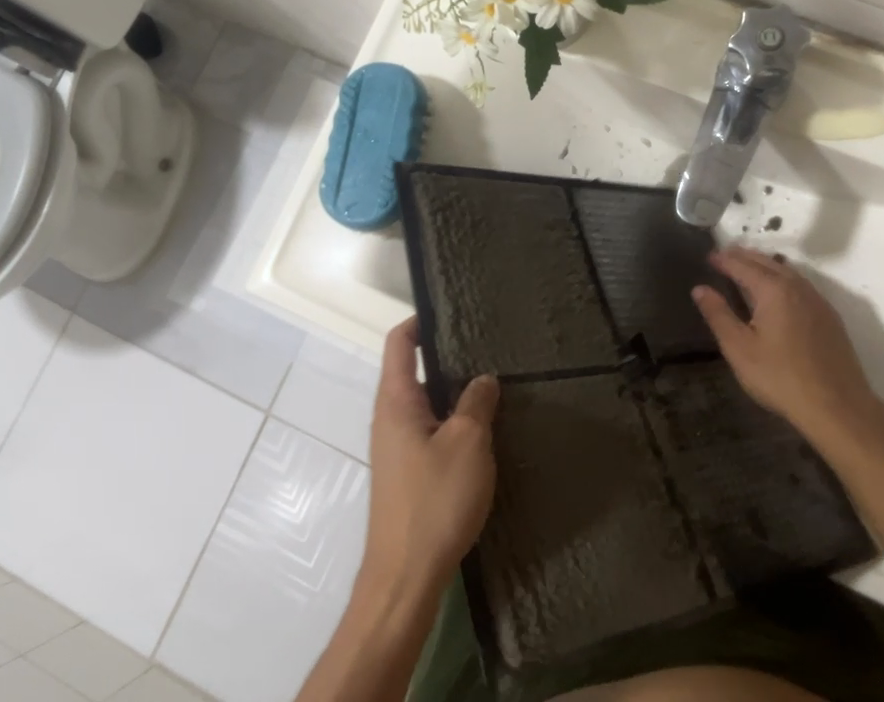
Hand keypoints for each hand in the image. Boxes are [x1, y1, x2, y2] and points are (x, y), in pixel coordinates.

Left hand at [361, 318, 499, 601]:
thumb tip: (482, 379)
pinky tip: (484, 437)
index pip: (398, 343)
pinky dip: (453, 426)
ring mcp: (396, 449)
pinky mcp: (407, 475)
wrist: (405, 574)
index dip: (419, 321)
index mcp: (396, 401)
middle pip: (414, 373)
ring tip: (494, 390)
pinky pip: (430, 434)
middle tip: (489, 352)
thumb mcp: (468, 443)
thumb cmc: (435, 500)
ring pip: (426, 407)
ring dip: (455, 397)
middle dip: (449, 360)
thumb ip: (476, 403)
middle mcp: (389, 419)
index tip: (450, 310)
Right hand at [692, 247, 881, 442]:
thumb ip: (718, 315)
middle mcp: (798, 287)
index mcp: (774, 290)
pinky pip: (801, 286)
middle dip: (744, 257)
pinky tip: (778, 293)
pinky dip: (782, 279)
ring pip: (787, 272)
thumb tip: (700, 289)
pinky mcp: (829, 317)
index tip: (708, 257)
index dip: (724, 260)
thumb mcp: (739, 348)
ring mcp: (818, 301)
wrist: (836, 405)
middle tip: (724, 257)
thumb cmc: (780, 377)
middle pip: (767, 262)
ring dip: (765, 266)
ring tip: (747, 269)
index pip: (743, 265)